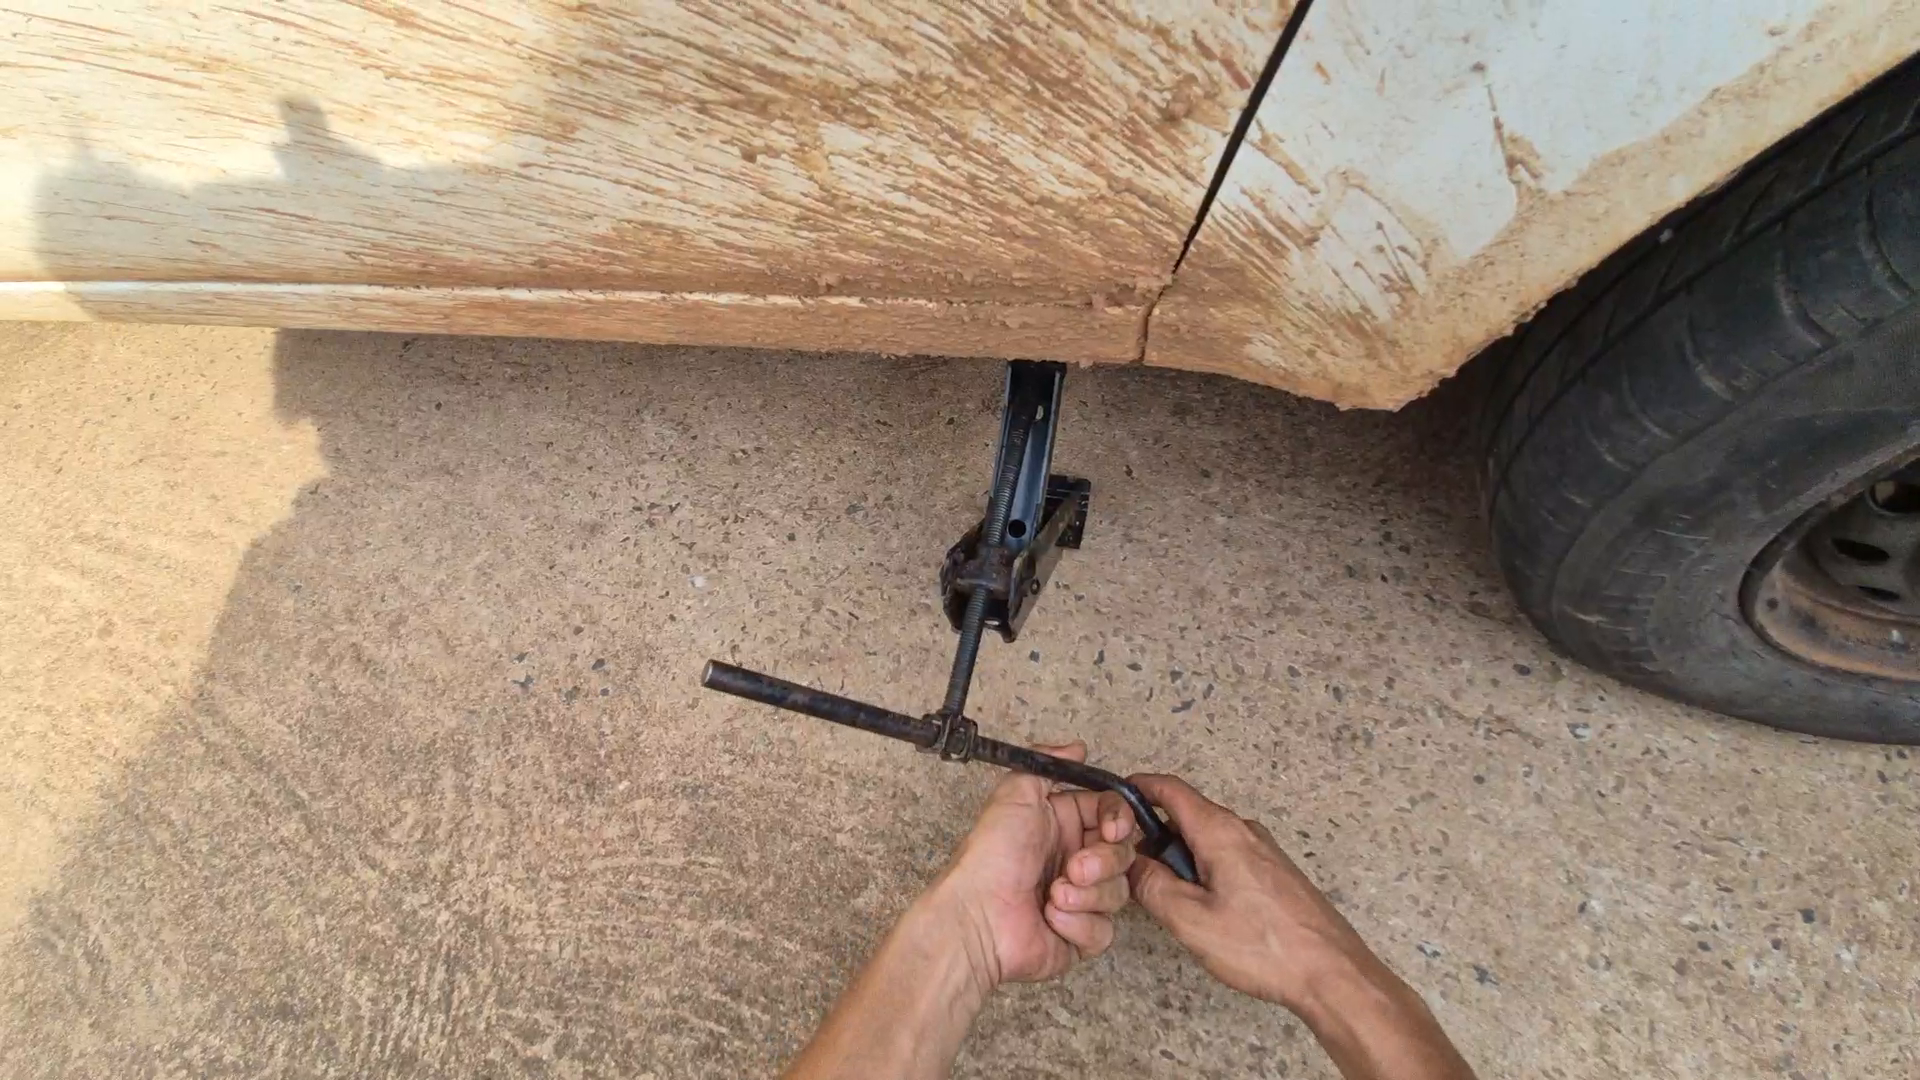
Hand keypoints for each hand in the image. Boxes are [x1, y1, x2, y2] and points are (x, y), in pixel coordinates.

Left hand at [929, 742, 1138, 986]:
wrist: (978, 915)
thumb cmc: (992, 855)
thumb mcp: (1016, 794)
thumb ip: (1048, 763)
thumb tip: (1077, 748)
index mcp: (1063, 823)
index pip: (1111, 814)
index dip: (1118, 820)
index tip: (1110, 829)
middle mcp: (1074, 858)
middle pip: (1122, 854)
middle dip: (1103, 861)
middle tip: (1074, 867)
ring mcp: (1080, 899)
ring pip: (1117, 892)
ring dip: (1087, 895)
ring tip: (1053, 895)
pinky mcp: (1080, 936)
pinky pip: (1104, 930)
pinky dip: (1079, 925)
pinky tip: (1051, 919)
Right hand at [1124, 774, 1371, 1008]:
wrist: (1335, 976)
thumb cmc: (1265, 947)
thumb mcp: (1190, 920)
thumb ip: (1150, 886)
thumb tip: (1129, 863)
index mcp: (1218, 830)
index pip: (1169, 788)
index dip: (1137, 787)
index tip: (1113, 800)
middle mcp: (1241, 829)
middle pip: (1185, 813)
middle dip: (1153, 831)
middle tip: (1130, 861)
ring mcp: (1261, 849)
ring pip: (1205, 836)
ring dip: (1178, 853)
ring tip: (1165, 892)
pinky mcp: (1272, 871)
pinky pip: (1225, 853)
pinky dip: (1202, 865)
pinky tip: (1201, 904)